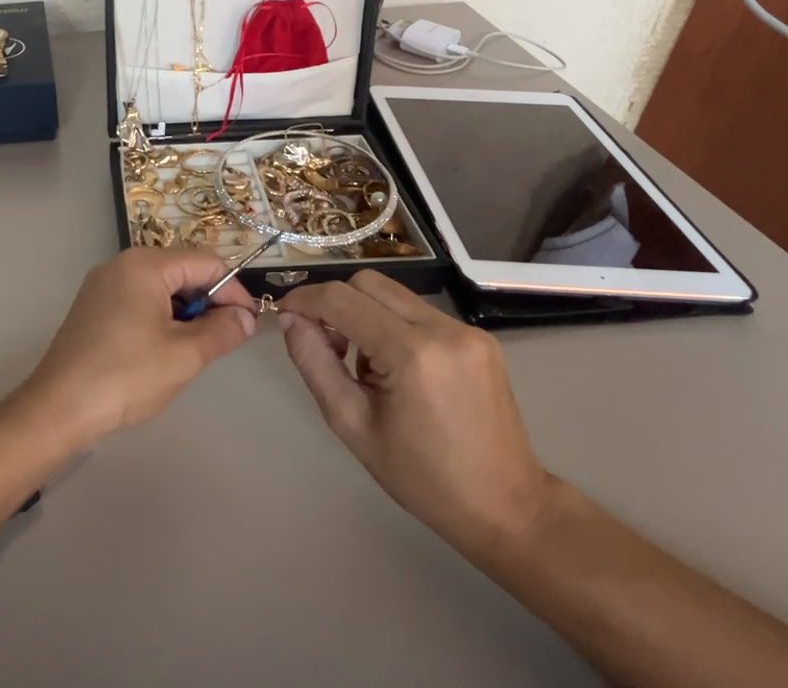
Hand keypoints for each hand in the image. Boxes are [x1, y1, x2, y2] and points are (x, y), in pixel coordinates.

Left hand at [16, 248, 256, 445]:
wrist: (59, 408)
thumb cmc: (125, 376)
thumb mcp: (184, 355)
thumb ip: (222, 331)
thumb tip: (246, 318)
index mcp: (143, 265)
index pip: (205, 262)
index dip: (233, 290)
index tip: (248, 323)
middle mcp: (120, 265)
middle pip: (181, 270)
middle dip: (209, 301)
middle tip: (224, 339)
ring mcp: (102, 286)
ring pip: (160, 288)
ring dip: (185, 313)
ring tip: (194, 350)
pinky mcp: (92, 308)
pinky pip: (138, 301)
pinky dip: (160, 319)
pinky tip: (163, 351)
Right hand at [279, 271, 552, 554]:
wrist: (504, 505)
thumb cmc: (421, 477)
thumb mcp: (352, 424)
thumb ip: (315, 364)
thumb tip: (290, 320)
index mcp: (412, 353)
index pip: (342, 299)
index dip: (304, 299)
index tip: (282, 315)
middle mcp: (443, 329)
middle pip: (368, 283)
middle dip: (334, 304)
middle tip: (323, 344)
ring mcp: (467, 331)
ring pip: (394, 295)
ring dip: (363, 315)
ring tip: (361, 365)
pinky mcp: (479, 339)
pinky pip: (419, 313)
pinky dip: (392, 326)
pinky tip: (393, 368)